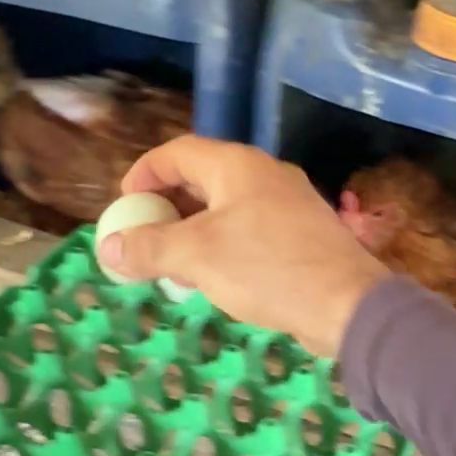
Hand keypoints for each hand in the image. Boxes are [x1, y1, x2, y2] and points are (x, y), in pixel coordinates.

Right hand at [96, 136, 390, 356]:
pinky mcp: (306, 236)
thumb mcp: (197, 257)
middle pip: (203, 179)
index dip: (144, 175)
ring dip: (196, 233)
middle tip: (146, 241)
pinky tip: (219, 280)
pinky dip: (227, 248)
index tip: (125, 207)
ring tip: (176, 267)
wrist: (346, 303)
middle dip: (168, 209)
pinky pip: (254, 232)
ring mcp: (291, 205)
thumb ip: (149, 248)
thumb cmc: (266, 268)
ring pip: (229, 209)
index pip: (177, 152)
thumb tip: (108, 249)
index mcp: (238, 165)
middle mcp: (266, 175)